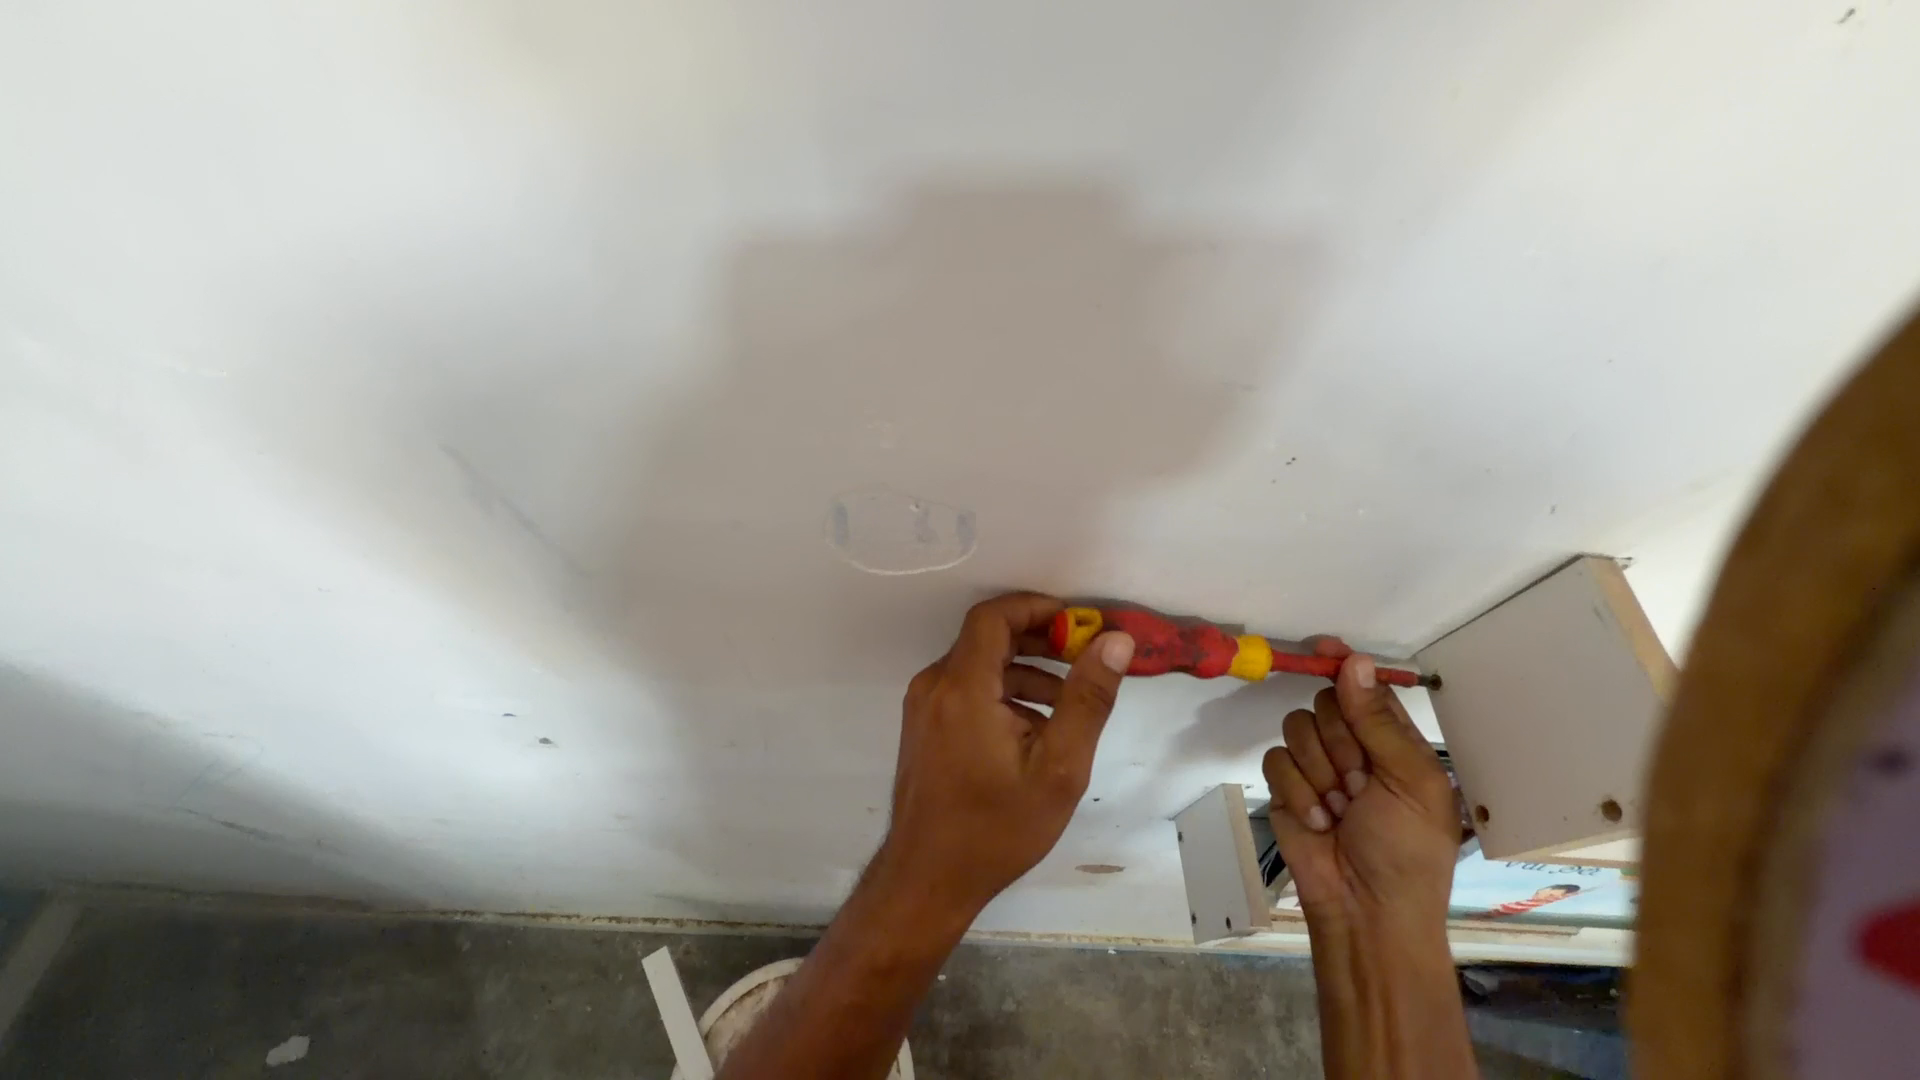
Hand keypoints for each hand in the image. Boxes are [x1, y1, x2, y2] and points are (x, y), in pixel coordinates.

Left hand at [877, 592, 1134, 916]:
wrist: (927, 880)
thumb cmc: (996, 828)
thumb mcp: (1059, 767)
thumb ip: (1088, 699)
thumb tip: (1115, 642)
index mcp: (962, 687)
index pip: (994, 617)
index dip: (1036, 608)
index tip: (1078, 623)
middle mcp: (935, 686)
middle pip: (987, 638)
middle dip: (1039, 641)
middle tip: (1084, 658)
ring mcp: (924, 708)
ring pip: (978, 667)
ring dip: (1025, 672)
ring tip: (1069, 703)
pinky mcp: (924, 728)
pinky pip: (966, 691)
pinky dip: (1003, 694)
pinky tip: (1035, 729)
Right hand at [1263, 640, 1459, 924]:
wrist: (1364, 909)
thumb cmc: (1406, 849)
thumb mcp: (1409, 782)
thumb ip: (1378, 721)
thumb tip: (1354, 661)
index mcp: (1394, 742)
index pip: (1367, 688)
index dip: (1347, 667)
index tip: (1324, 649)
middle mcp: (1354, 746)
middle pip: (1327, 703)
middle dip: (1341, 745)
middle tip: (1360, 785)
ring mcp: (1316, 765)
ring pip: (1297, 729)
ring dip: (1319, 774)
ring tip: (1339, 811)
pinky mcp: (1285, 786)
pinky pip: (1276, 760)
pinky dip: (1296, 792)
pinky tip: (1316, 821)